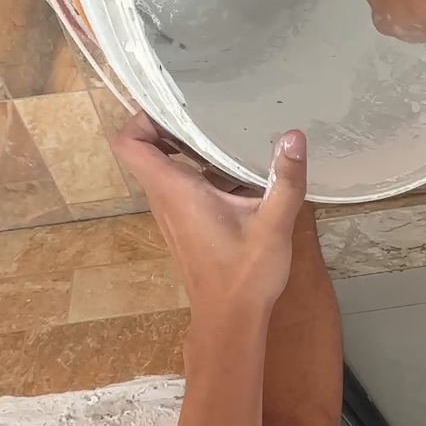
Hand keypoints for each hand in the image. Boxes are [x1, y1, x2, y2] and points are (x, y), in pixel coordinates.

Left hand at [110, 113, 308, 327]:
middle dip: (171, 126)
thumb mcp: (274, 223)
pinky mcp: (184, 226)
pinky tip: (234, 172)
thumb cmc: (245, 274)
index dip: (141, 118)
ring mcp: (172, 215)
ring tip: (222, 134)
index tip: (175, 106)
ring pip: (163, 170)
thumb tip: (295, 136)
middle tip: (206, 112)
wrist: (231, 319)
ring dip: (185, 149)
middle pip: (146, 150)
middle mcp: (165, 200)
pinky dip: (197, 171)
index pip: (130, 144)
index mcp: (176, 191)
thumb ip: (285, 179)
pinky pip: (179, 187)